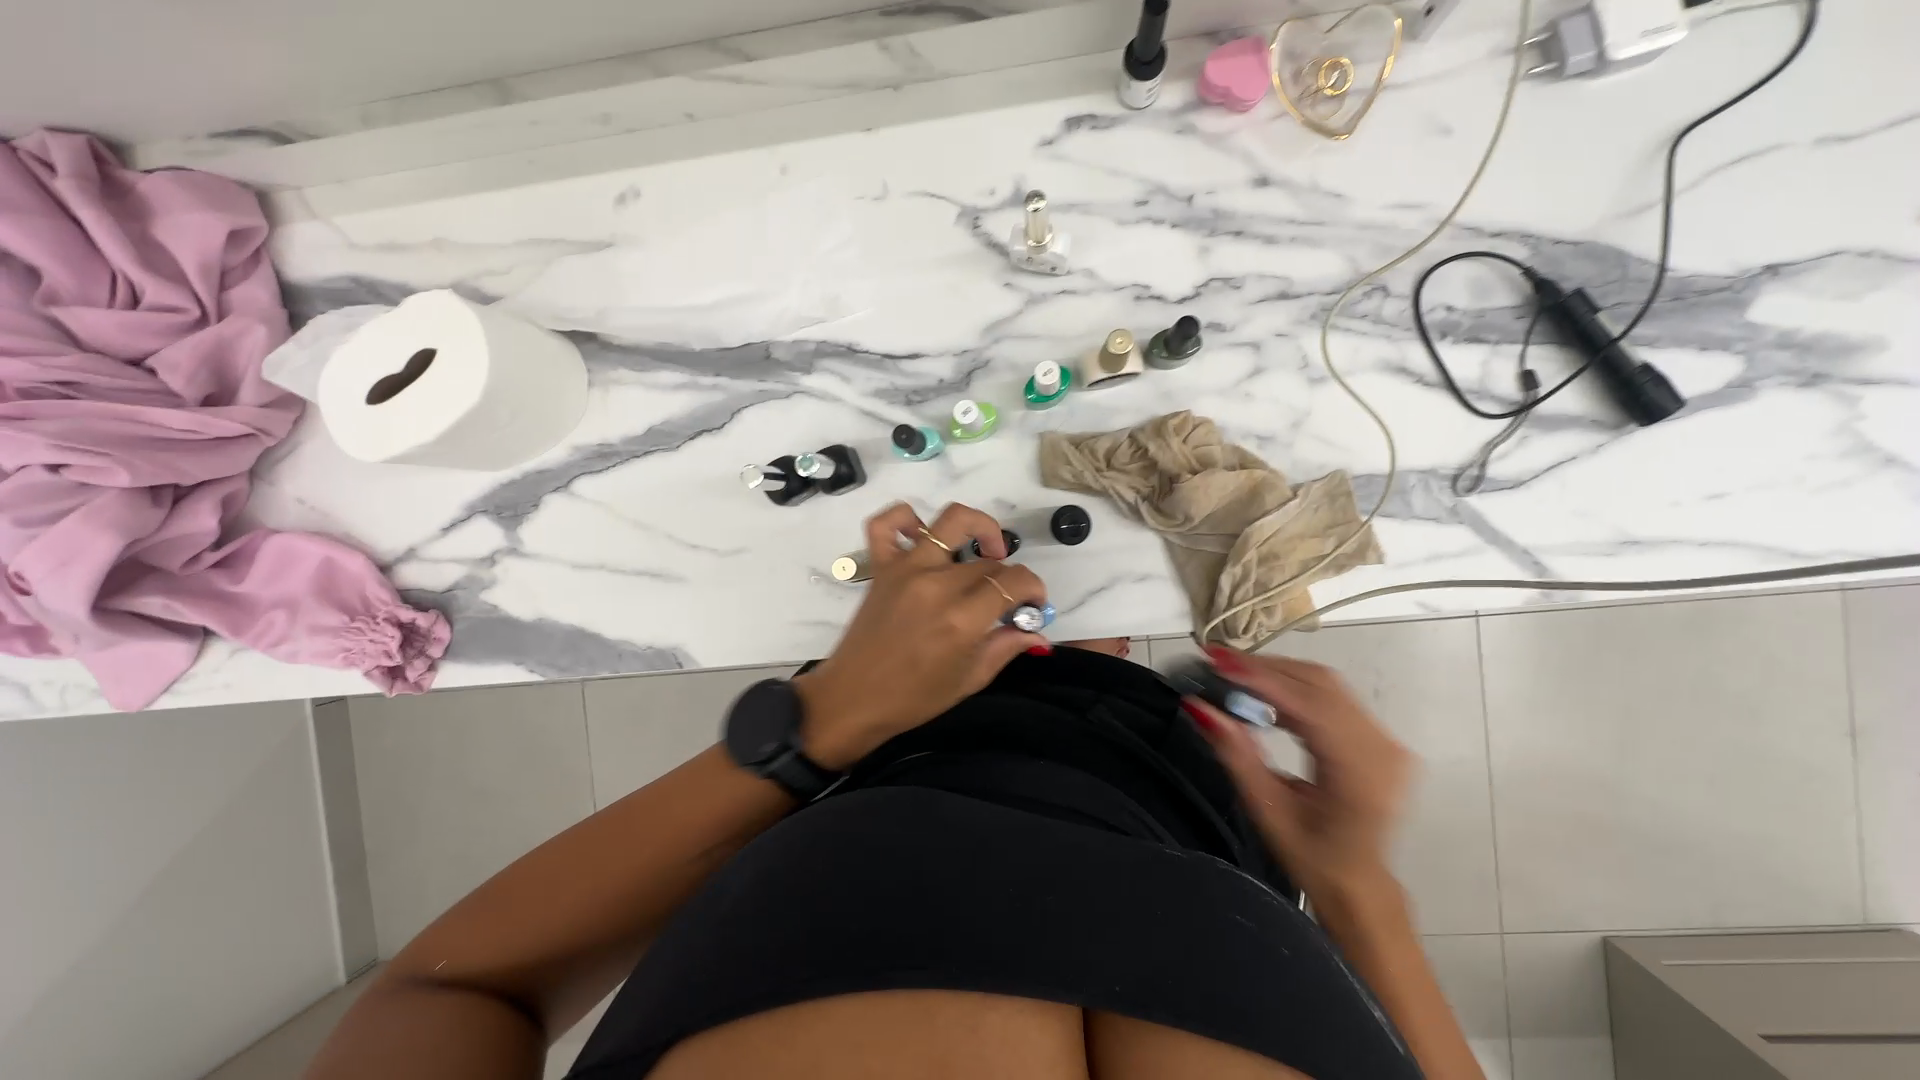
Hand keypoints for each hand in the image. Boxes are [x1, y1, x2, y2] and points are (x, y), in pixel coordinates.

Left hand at [793, 502, 1048, 768]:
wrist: (853, 698)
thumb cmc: (913, 698)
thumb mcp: (970, 680)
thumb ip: (1005, 647)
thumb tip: (1034, 629)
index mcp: (962, 619)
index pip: (1014, 581)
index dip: (1034, 588)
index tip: (1032, 603)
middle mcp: (936, 585)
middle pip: (988, 561)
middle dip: (1007, 577)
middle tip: (1003, 600)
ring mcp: (905, 570)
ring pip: (952, 522)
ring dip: (979, 528)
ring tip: (985, 550)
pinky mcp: (880, 567)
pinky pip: (887, 523)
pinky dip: (906, 519)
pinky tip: (924, 537)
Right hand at [1185, 646, 1413, 902]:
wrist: (1359, 884)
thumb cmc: (1312, 857)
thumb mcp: (1267, 809)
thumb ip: (1236, 754)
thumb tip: (1200, 708)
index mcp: (1359, 771)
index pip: (1308, 703)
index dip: (1261, 677)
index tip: (1217, 660)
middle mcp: (1381, 747)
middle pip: (1320, 683)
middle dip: (1266, 668)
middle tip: (1218, 661)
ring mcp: (1386, 741)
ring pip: (1327, 685)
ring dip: (1279, 675)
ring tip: (1234, 674)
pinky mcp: (1381, 739)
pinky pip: (1334, 698)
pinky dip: (1296, 689)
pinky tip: (1265, 694)